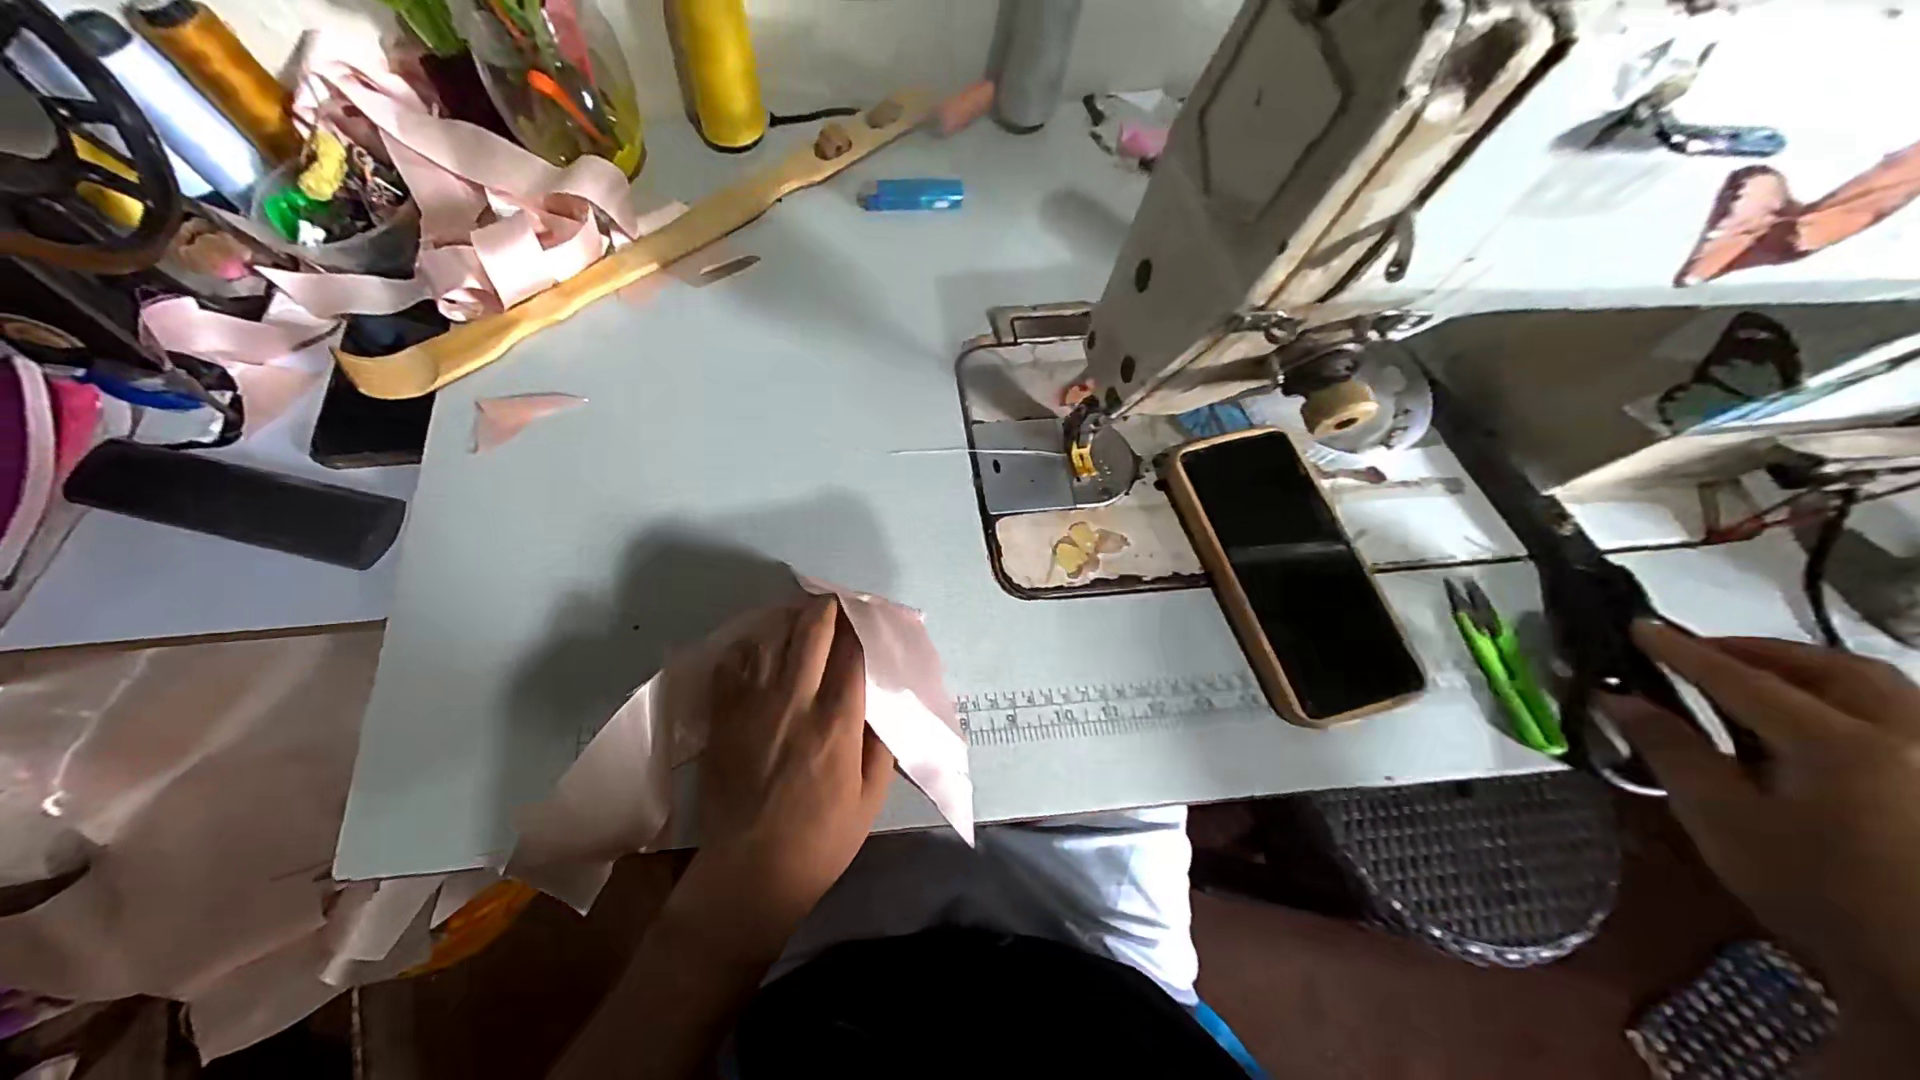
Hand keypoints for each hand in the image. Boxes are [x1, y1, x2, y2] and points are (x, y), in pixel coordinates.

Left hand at [695, 594, 893, 930]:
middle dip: (828, 608)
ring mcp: (753, 706)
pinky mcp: (724, 716)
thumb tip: (880, 699)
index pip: (853, 652)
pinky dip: (752, 646)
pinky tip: (763, 647)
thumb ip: (880, 742)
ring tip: (803, 616)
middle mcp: (794, 702)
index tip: (870, 614)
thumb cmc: (822, 839)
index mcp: (836, 723)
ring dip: (792, 620)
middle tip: (837, 602)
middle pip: (812, 632)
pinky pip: (735, 662)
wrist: (751, 871)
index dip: (863, 625)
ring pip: (772, 638)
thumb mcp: (871, 797)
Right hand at [1605, 623, 1919, 1017]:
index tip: (1640, 627)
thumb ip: (1671, 749)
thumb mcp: (1722, 821)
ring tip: (1751, 677)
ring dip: (1805, 671)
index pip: (1743, 679)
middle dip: (1756, 651)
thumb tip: (1618, 698)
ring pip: (1877, 686)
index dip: (1684, 652)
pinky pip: (1899, 714)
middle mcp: (1907, 736)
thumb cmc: (1811, 892)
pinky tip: (1811, 717)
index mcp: (1840, 744)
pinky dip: (1844, 698)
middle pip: (1829, 667)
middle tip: (1698, 651)